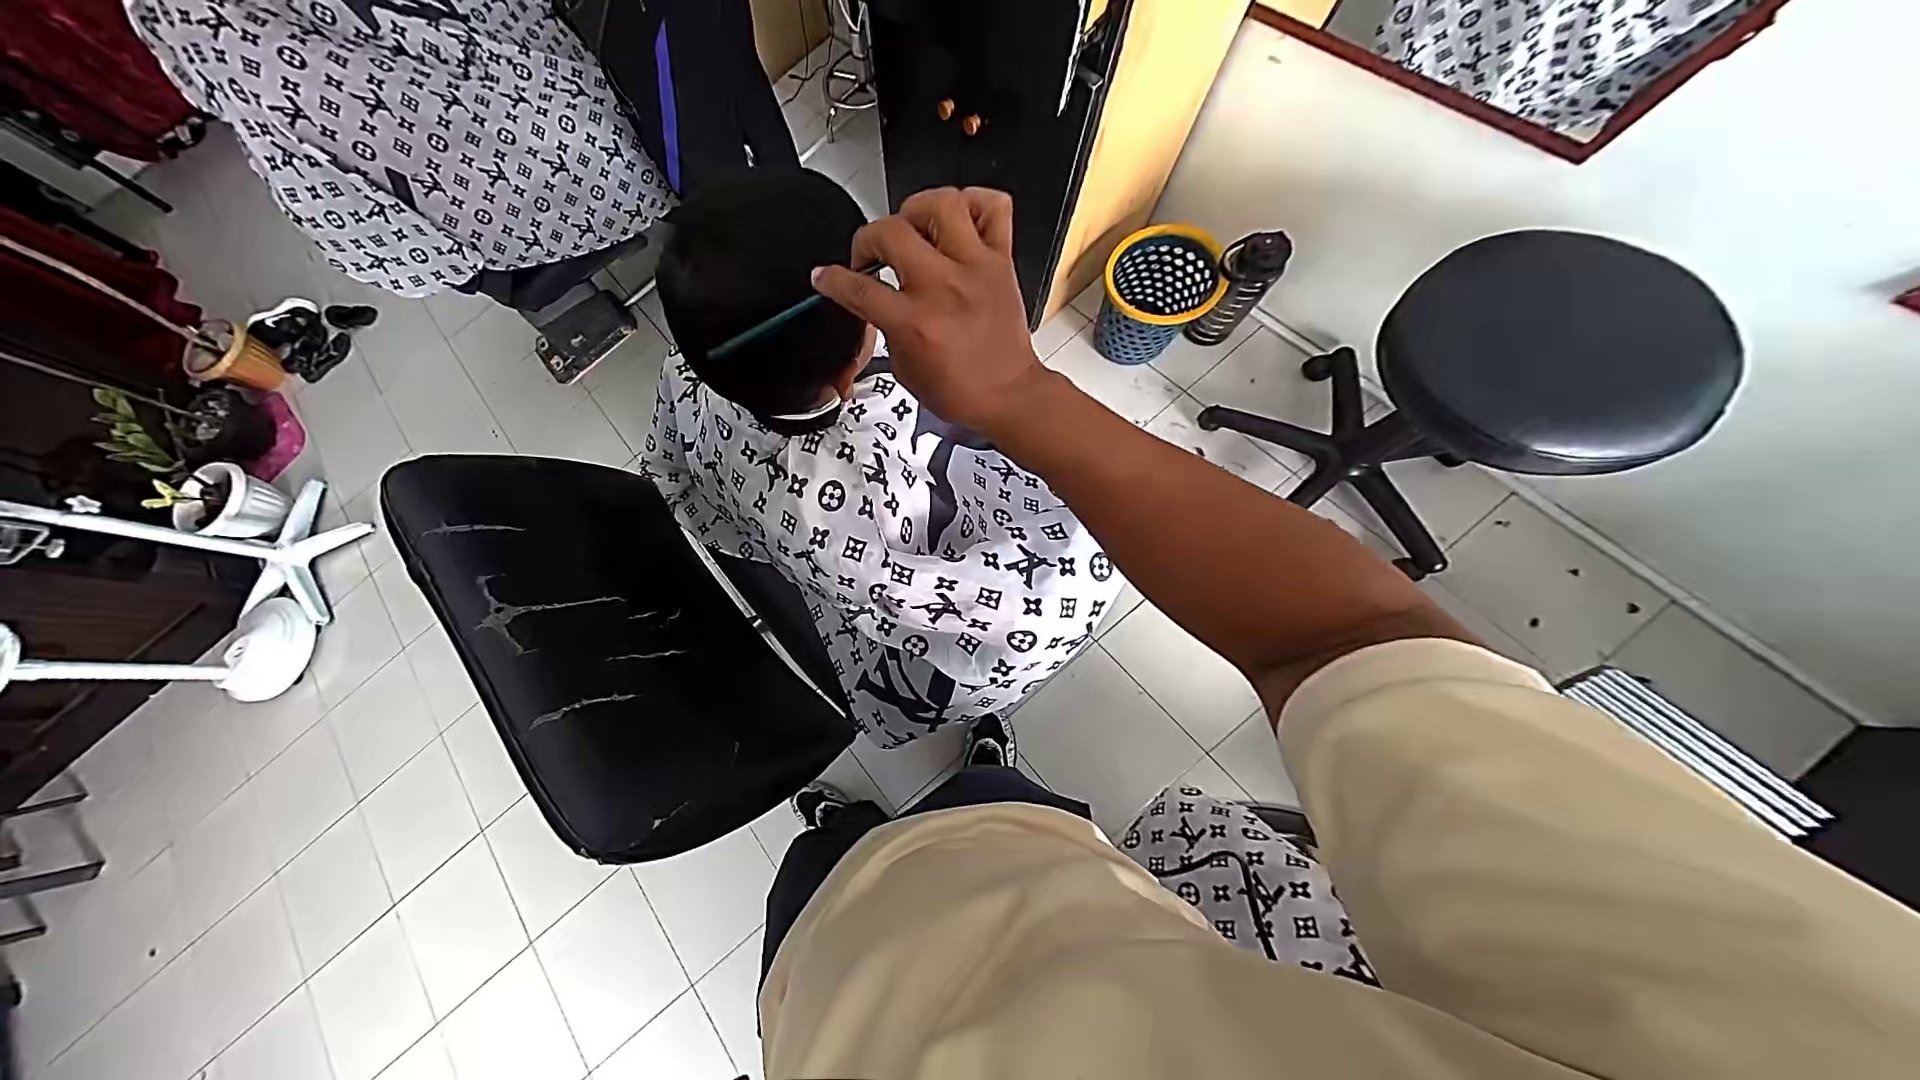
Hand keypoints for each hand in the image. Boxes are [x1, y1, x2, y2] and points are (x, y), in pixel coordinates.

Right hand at [811, 187, 1051, 434]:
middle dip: (867, 240)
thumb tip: (874, 307)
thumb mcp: (906, 370)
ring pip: (942, 203)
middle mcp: (944, 289)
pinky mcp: (1001, 263)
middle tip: (871, 255)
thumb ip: (885, 331)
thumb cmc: (965, 391)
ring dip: (916, 210)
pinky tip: (958, 221)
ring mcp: (975, 270)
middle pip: (889, 232)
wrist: (1009, 397)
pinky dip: (974, 204)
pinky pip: (994, 208)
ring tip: (912, 229)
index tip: (826, 277)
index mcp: (915, 322)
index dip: (832, 280)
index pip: (858, 288)